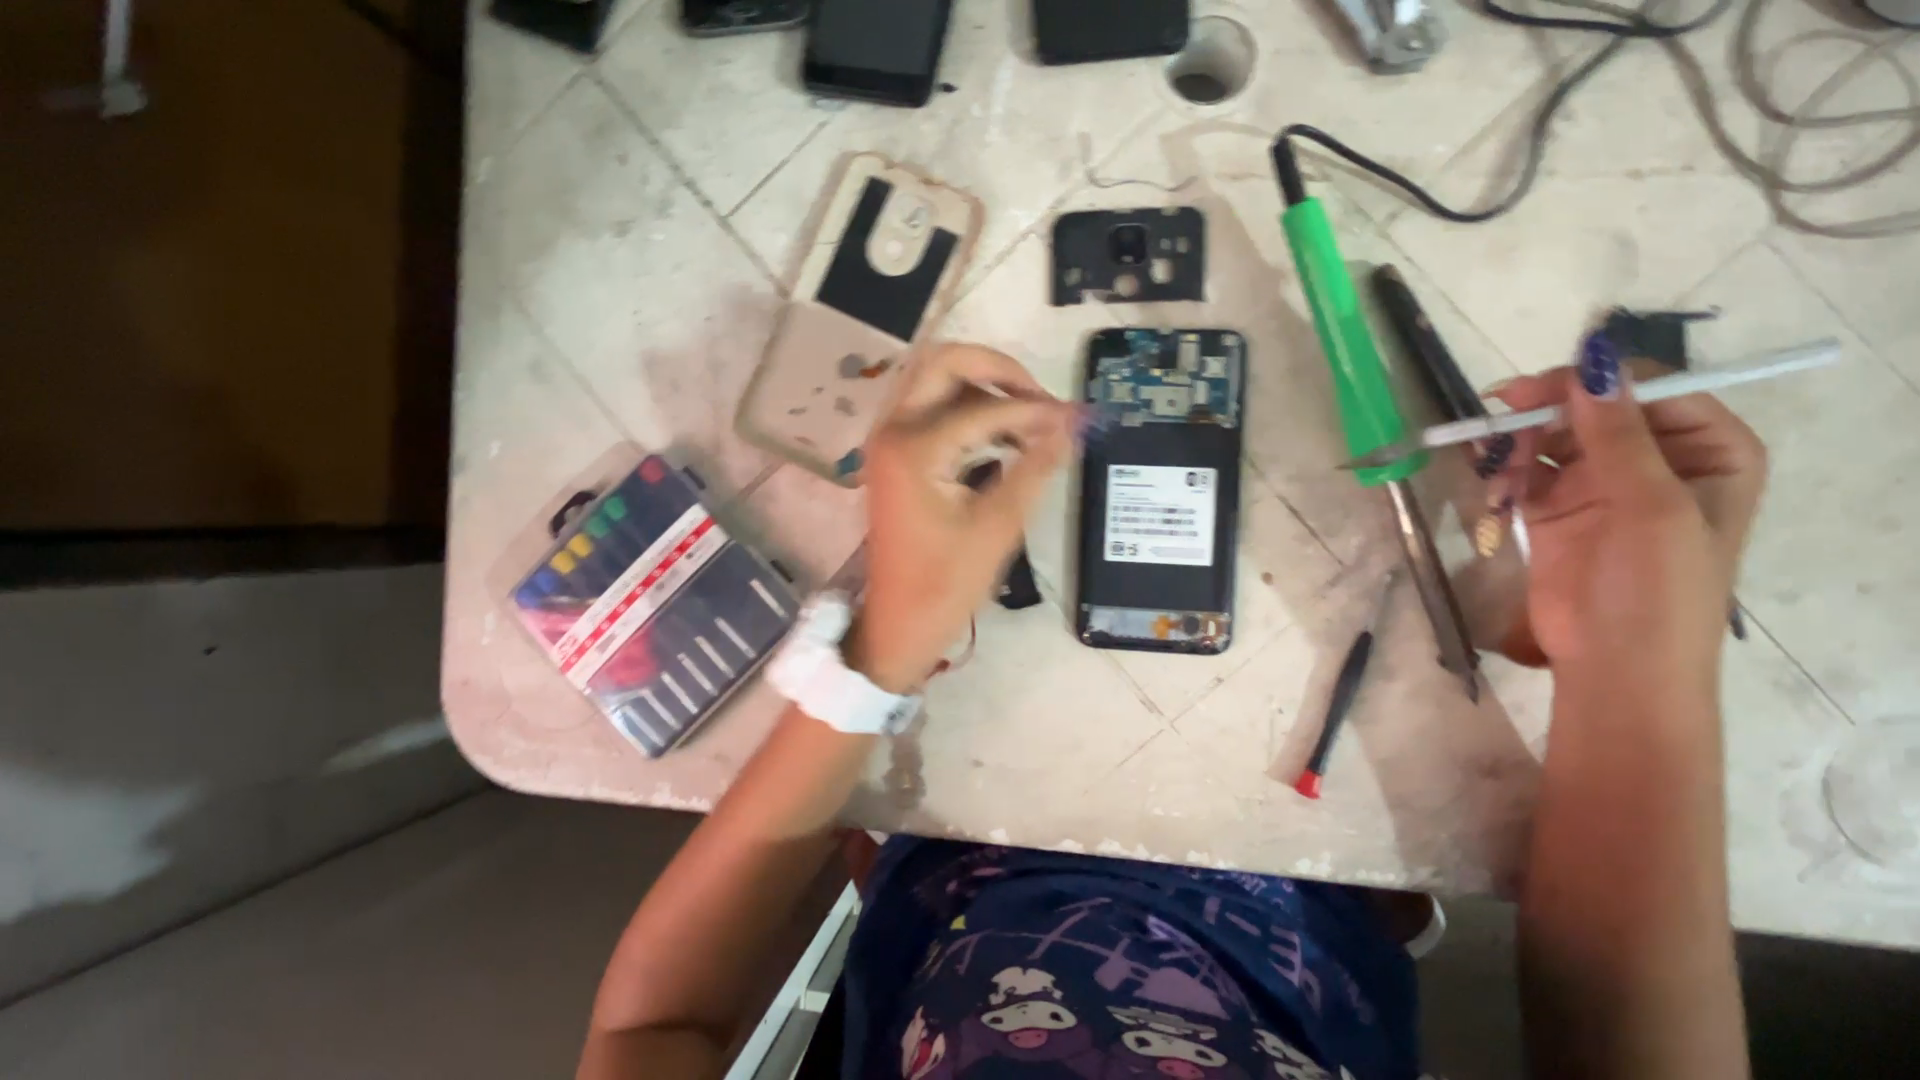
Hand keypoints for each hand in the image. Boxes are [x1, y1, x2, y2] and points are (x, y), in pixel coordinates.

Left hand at [847, 344, 1075, 692]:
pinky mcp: (894, 453)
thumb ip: (1037, 465)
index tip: (1078, 418)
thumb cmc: (946, 583)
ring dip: (982, 385)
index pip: (985, 407)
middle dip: (999, 370)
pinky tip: (1002, 437)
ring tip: (1027, 420)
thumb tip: (1073, 422)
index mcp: (914, 448)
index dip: (1036, 410)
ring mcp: (888, 439)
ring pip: (934, 378)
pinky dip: (966, 407)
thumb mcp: (999, 525)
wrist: (898, 623)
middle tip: (1040, 401)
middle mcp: (892, 429)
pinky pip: (929, 406)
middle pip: (944, 361)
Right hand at [1487, 354, 1766, 697]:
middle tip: (1496, 418)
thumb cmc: (1656, 589)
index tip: (1536, 392)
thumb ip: (1617, 431)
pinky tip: (1491, 486)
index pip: (1649, 388)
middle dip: (1545, 412)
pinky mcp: (1556, 508)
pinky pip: (1525, 469)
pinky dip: (1504, 470)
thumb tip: (1593, 359)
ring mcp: (1602, 484)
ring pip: (1552, 435)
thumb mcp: (1649, 504)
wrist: (1616, 667)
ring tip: (1495, 470)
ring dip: (1518, 443)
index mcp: (1708, 450)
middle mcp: (1657, 459)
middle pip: (1592, 408)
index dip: (1594, 383)